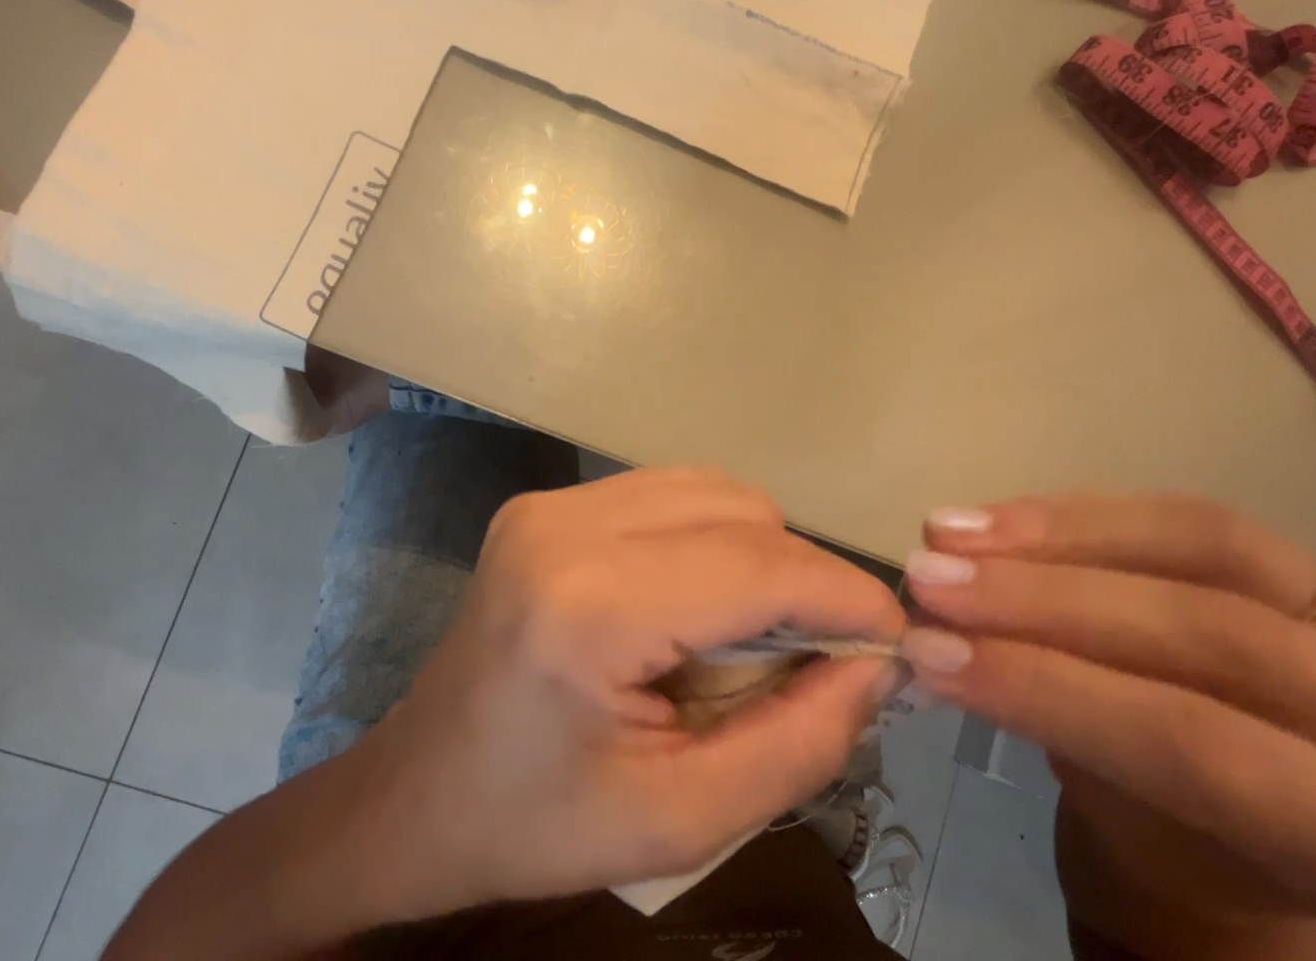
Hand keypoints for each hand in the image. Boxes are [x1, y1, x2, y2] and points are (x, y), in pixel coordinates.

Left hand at [349, 468, 909, 917]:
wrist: (420, 795)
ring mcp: (548, 506)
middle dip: (800, 581)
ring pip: (710, 493)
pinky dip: (711, 543)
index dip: (845, 597)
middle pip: (740, 512)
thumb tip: (874, 666)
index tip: (895, 644)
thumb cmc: (539, 823)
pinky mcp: (545, 507)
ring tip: (748, 643)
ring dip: (757, 557)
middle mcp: (563, 528)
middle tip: (813, 663)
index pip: (757, 566)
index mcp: (587, 607)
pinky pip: (668, 498)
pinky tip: (696, 610)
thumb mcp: (684, 818)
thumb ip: (798, 742)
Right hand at [903, 494, 1315, 957]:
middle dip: (1041, 600)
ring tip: (948, 531)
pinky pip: (1198, 523)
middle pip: (1209, 632)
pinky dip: (1081, 515)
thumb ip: (1048, 723)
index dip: (1051, 687)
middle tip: (928, 581)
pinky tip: (997, 519)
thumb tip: (934, 643)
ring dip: (1055, 535)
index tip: (927, 653)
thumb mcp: (1117, 818)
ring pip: (1209, 548)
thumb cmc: (1171, 848)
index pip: (1199, 745)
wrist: (1235, 829)